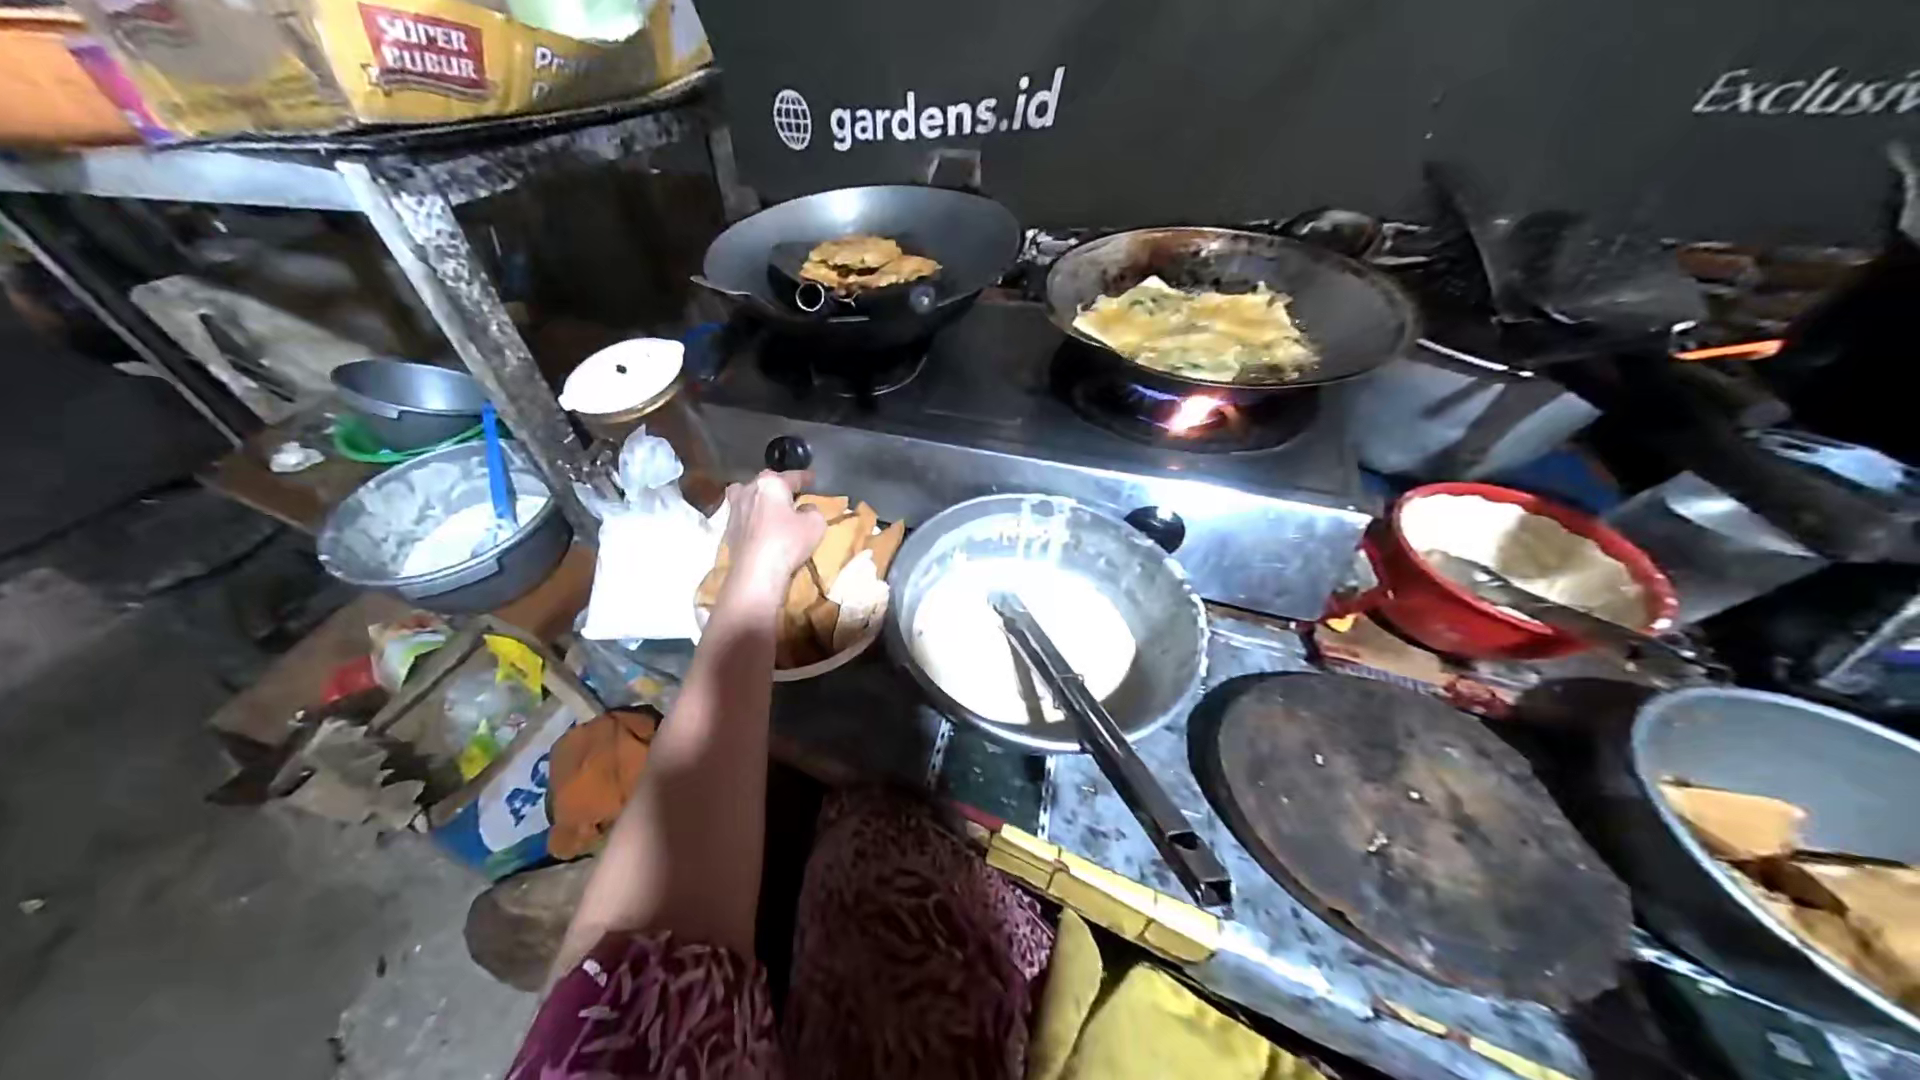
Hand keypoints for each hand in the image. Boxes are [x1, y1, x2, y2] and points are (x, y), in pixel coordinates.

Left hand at [721, 470, 825, 598]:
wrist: (756, 572)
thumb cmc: (788, 542)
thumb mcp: (816, 524)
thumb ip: (813, 511)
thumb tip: (804, 509)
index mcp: (771, 484)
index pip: (791, 476)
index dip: (805, 477)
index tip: (812, 478)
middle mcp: (749, 490)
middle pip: (766, 481)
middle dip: (779, 485)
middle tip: (791, 493)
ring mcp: (735, 509)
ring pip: (747, 494)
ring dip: (759, 497)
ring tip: (769, 505)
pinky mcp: (728, 529)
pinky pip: (743, 514)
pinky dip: (752, 515)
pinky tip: (759, 524)